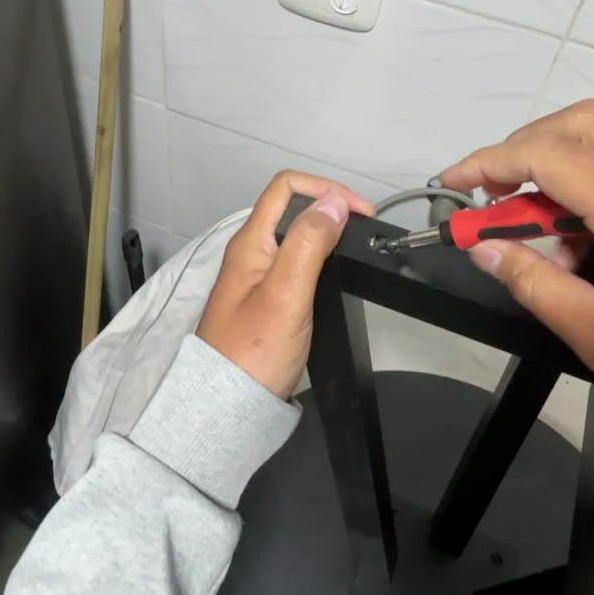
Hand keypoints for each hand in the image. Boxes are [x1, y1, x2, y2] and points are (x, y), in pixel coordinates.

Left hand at [196, 173, 376, 397]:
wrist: (230, 406)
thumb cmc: (253, 354)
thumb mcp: (285, 294)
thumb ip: (307, 244)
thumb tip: (332, 204)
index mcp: (250, 243)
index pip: (286, 187)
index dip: (326, 189)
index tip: (359, 212)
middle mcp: (252, 252)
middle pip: (292, 206)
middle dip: (330, 207)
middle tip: (363, 228)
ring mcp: (258, 275)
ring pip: (296, 234)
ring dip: (327, 231)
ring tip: (355, 246)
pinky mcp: (268, 298)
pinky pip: (296, 261)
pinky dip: (321, 256)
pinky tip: (336, 271)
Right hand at [438, 100, 593, 449]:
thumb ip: (533, 283)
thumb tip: (482, 248)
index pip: (551, 156)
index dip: (490, 162)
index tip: (453, 183)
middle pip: (585, 122)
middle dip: (526, 144)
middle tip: (495, 192)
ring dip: (561, 164)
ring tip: (540, 232)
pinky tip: (585, 241)